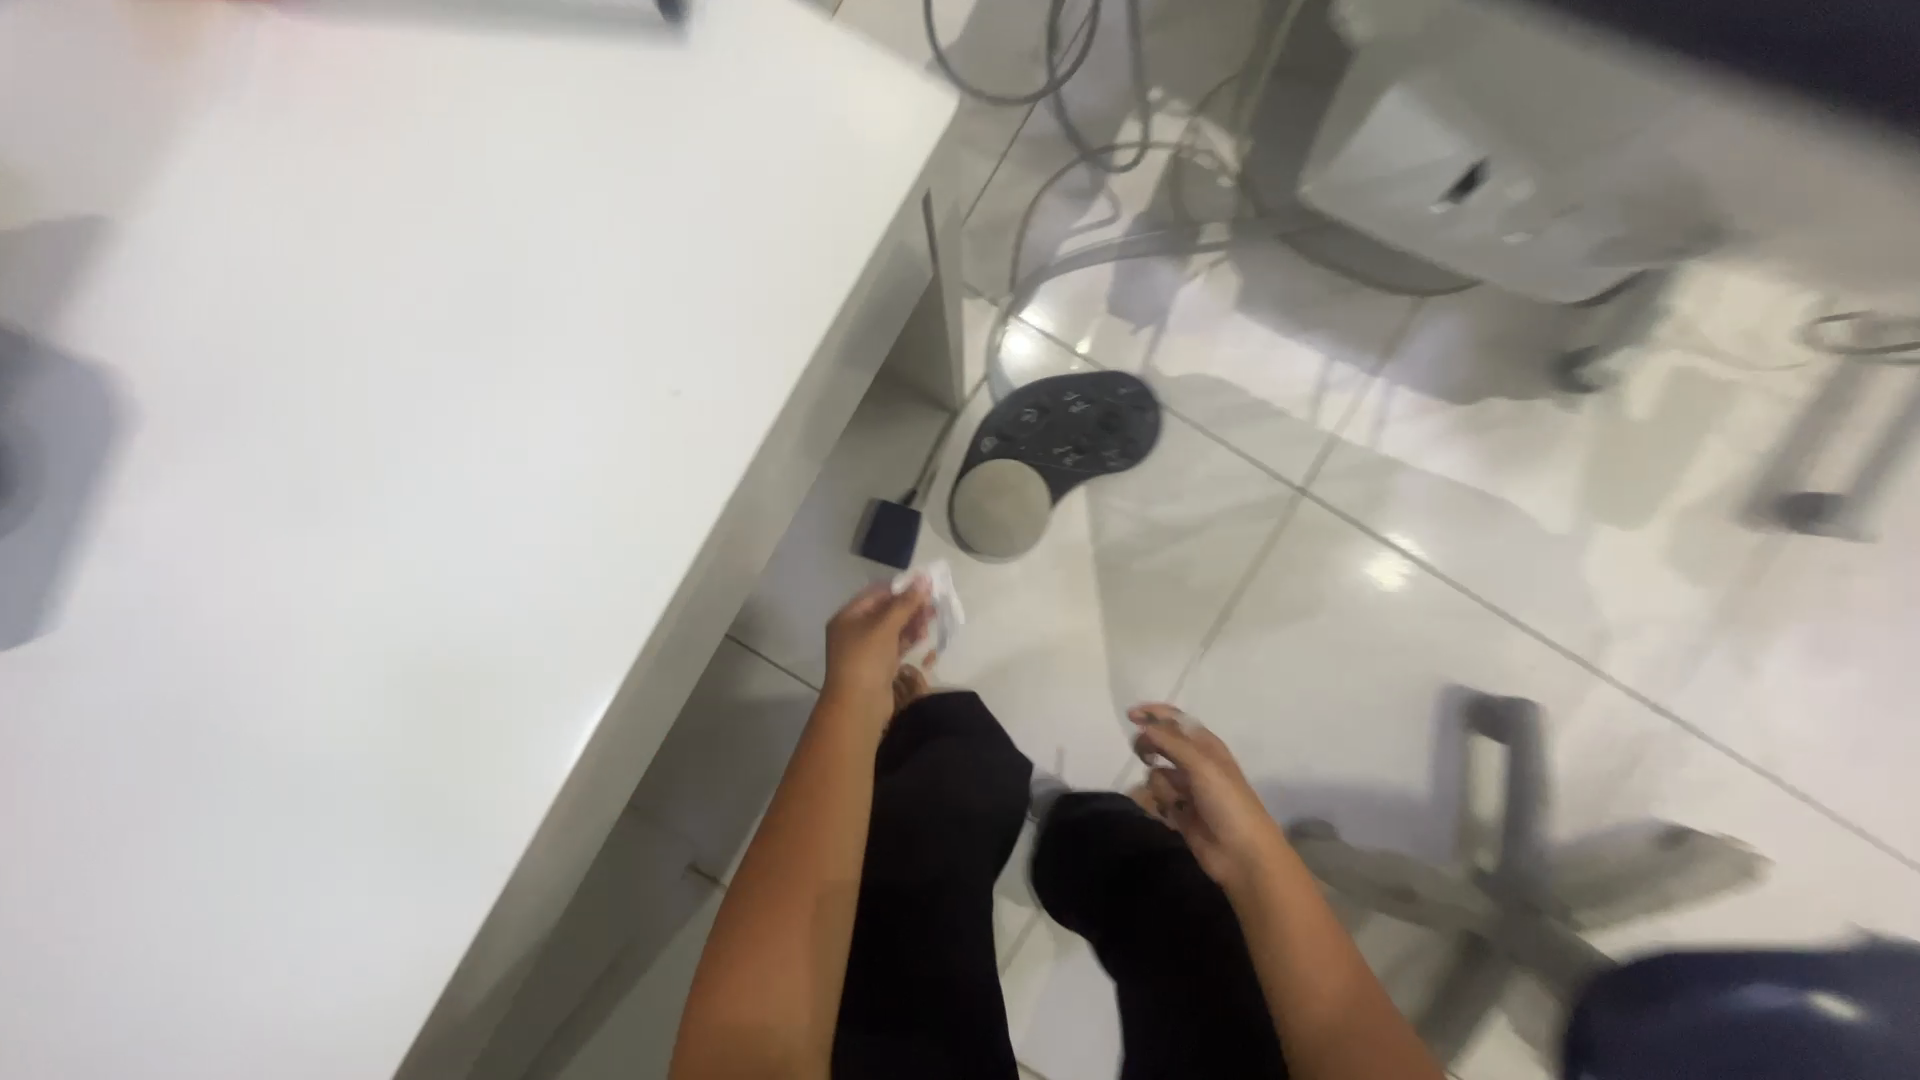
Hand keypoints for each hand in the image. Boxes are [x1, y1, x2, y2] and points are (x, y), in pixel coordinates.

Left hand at [821, 579, 932, 723]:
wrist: (858, 706)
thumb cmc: (866, 659)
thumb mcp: (885, 626)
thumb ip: (905, 603)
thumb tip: (923, 579)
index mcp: (848, 616)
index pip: (876, 593)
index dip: (901, 587)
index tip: (925, 585)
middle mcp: (855, 630)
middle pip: (886, 611)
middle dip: (909, 606)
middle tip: (933, 604)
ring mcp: (866, 649)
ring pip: (893, 629)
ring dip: (912, 622)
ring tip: (932, 618)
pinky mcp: (878, 666)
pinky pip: (895, 646)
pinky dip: (908, 639)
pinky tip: (923, 635)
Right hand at [1129, 703, 1290, 890]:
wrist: (1241, 853)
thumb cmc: (1227, 802)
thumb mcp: (1201, 764)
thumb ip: (1170, 742)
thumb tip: (1143, 726)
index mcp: (1206, 745)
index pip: (1176, 720)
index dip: (1153, 713)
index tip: (1130, 715)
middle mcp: (1195, 762)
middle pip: (1161, 743)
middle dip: (1151, 748)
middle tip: (1146, 756)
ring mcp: (1186, 787)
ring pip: (1156, 773)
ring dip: (1160, 783)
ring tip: (1174, 799)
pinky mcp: (1178, 810)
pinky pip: (1158, 796)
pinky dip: (1160, 802)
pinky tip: (1172, 812)